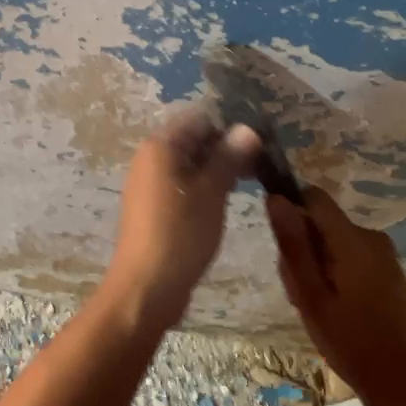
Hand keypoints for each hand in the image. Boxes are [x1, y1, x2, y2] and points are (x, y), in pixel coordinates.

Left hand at [101, 109, 260, 331]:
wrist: (146, 288)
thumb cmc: (180, 234)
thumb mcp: (211, 193)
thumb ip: (228, 158)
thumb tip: (248, 128)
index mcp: (160, 146)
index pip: (198, 118)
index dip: (228, 125)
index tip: (258, 142)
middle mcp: (150, 157)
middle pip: (192, 139)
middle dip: (224, 148)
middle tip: (259, 164)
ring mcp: (149, 182)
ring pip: (188, 163)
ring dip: (216, 168)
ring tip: (247, 182)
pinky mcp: (153, 206)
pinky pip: (182, 183)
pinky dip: (203, 186)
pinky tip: (224, 200)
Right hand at [267, 187, 405, 405]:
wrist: (401, 384)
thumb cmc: (349, 341)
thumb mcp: (310, 295)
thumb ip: (293, 244)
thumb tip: (275, 198)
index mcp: (352, 238)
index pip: (314, 197)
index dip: (294, 212)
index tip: (286, 245)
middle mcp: (373, 236)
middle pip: (324, 224)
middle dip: (307, 249)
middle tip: (302, 290)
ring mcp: (387, 255)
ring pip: (338, 242)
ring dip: (322, 265)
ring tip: (319, 305)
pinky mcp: (393, 272)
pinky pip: (356, 256)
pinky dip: (342, 274)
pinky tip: (340, 309)